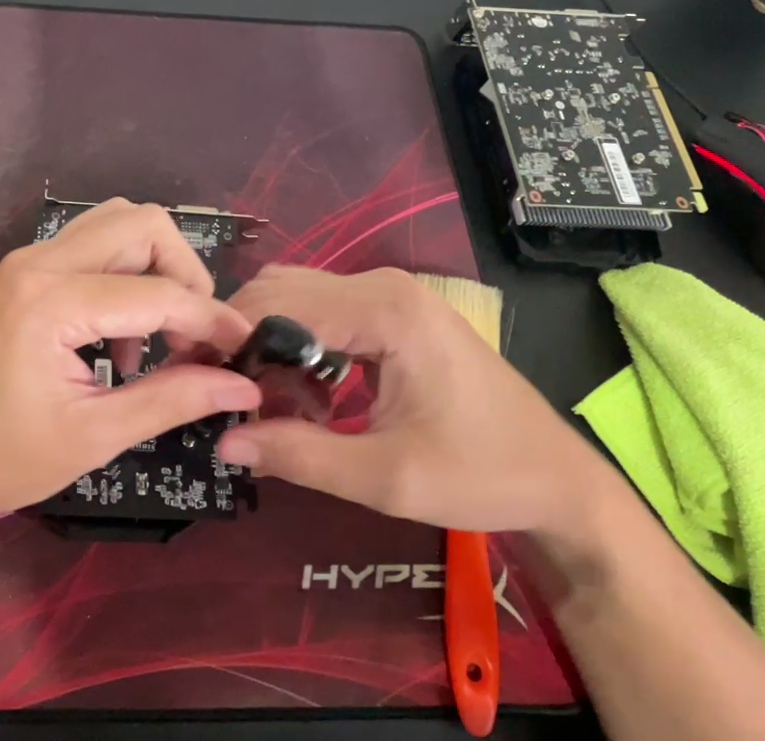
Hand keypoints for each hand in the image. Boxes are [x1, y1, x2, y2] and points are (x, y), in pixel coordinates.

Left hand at [0, 200, 259, 611]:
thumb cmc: (0, 458)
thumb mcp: (94, 437)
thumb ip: (172, 400)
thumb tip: (242, 384)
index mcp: (51, 303)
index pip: (158, 293)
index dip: (211, 321)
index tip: (242, 353)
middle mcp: (37, 263)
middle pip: (141, 224)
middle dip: (184, 274)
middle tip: (194, 337)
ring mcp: (24, 262)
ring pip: (115, 225)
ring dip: (152, 269)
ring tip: (156, 339)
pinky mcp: (20, 274)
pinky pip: (89, 248)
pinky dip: (122, 276)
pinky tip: (117, 342)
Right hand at [215, 265, 611, 535]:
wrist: (557, 479)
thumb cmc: (480, 474)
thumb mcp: (385, 478)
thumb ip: (300, 455)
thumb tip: (222, 441)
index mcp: (386, 310)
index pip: (277, 306)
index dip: (233, 346)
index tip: (207, 392)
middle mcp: (382, 286)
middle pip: (280, 292)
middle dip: (247, 345)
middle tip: (235, 405)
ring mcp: (389, 294)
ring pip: (295, 299)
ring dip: (271, 348)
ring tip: (274, 407)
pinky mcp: (392, 311)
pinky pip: (322, 313)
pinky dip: (298, 348)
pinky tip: (309, 398)